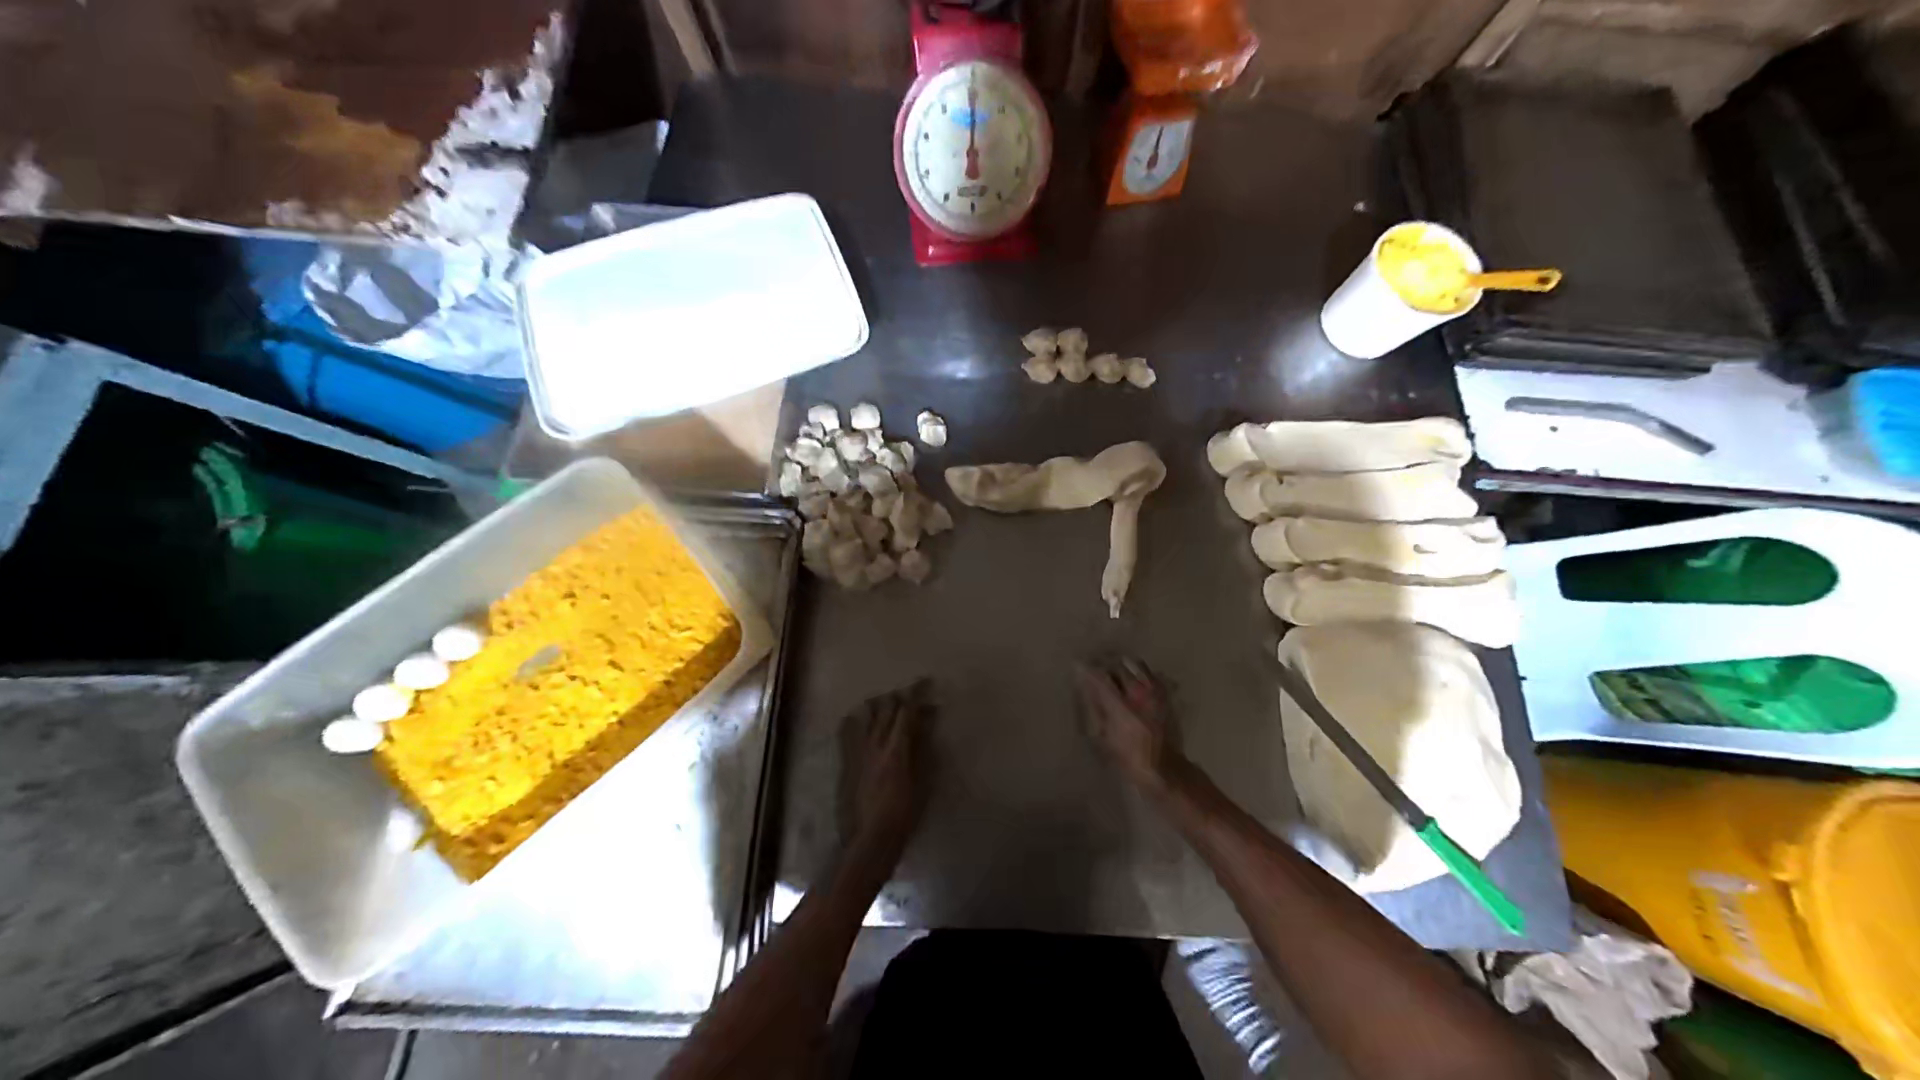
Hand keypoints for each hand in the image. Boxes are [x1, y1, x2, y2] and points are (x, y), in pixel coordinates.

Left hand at [841, 681, 932, 858]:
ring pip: (868, 718)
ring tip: (888, 701)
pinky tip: (858, 719)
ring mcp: (860, 753)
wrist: (873, 837)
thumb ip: (923, 748)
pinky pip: (851, 734)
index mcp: (897, 748)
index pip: (907, 712)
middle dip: (900, 697)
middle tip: (912, 692)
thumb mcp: (923, 779)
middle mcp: (876, 744)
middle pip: (887, 710)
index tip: (925, 681)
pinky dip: (857, 722)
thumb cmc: (905, 812)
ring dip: (880, 706)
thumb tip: (927, 722)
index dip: (916, 694)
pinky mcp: (851, 763)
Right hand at [1076, 656, 1178, 794]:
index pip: (1100, 678)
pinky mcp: (1166, 696)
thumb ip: (1098, 710)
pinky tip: (1136, 679)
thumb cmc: (1130, 758)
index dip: (1087, 669)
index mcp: (1120, 706)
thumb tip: (1089, 690)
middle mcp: (1138, 693)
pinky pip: (1152, 674)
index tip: (1078, 665)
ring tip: (1116, 669)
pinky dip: (1141, 673)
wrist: (1164, 768)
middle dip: (1105, 664)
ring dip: (1124, 665)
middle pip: (1118, 667)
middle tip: (1096, 666)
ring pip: (1137, 665)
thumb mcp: (1106, 738)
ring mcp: (1155, 692)